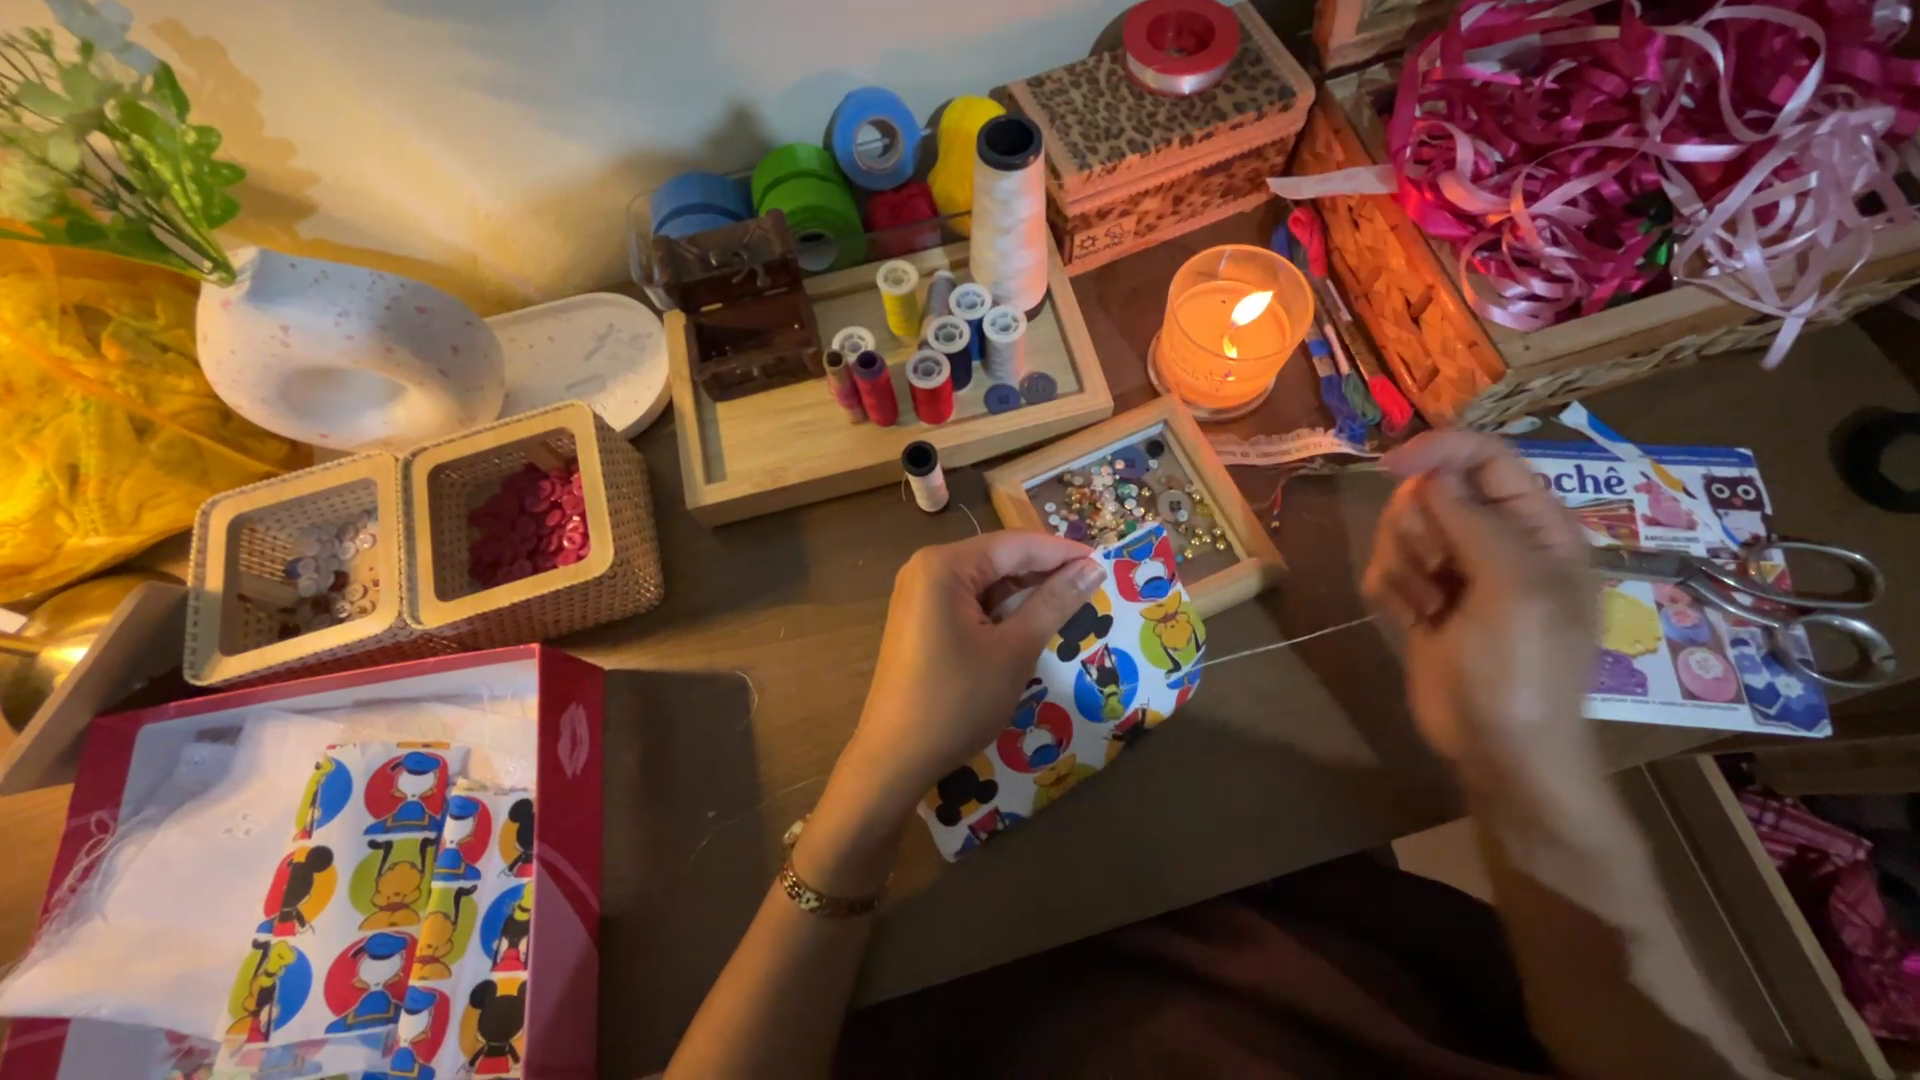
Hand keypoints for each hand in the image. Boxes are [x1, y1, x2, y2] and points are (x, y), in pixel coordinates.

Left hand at [798, 533, 1100, 892]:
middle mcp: (925, 569)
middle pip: (998, 559)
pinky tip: (1030, 626)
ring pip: (985, 582)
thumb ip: (1054, 602)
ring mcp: (918, 595)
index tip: (1106, 561)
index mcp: (944, 565)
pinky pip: (968, 603)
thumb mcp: (1014, 650)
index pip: (1015, 544)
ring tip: (1070, 607)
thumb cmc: (957, 701)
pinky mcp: (919, 621)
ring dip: (1024, 594)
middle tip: (1094, 586)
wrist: (895, 758)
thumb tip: (1093, 567)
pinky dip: (1000, 612)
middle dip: (1044, 572)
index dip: (1062, 552)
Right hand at [1362, 432, 1596, 764]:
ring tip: (1427, 605)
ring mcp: (1454, 572)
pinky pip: (1383, 568)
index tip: (1391, 467)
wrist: (1498, 748)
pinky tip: (1414, 620)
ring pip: (1401, 529)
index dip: (1441, 451)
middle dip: (1418, 526)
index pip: (1488, 458)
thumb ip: (1475, 522)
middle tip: (1434, 569)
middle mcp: (1494, 541)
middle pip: (1432, 491)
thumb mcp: (1514, 589)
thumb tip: (1427, 477)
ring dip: (1402, 564)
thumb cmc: (1523, 669)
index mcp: (1537, 529)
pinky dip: (1389, 591)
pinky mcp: (1419, 599)